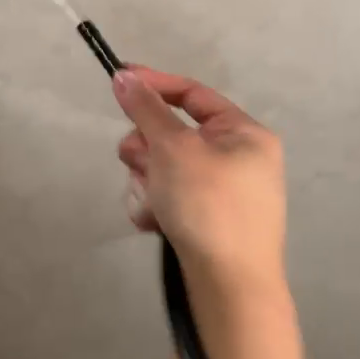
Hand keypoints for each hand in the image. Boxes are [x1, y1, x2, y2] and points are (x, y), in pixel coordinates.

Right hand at [114, 66, 286, 292]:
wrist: (229, 283)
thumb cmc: (208, 204)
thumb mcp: (172, 147)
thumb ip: (146, 108)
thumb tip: (124, 75)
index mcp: (243, 134)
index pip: (191, 93)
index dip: (152, 83)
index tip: (116, 81)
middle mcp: (237, 157)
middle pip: (168, 131)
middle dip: (144, 149)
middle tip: (138, 163)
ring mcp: (221, 189)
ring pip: (160, 164)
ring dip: (144, 180)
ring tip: (152, 203)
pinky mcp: (205, 215)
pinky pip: (165, 192)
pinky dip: (152, 202)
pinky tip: (155, 220)